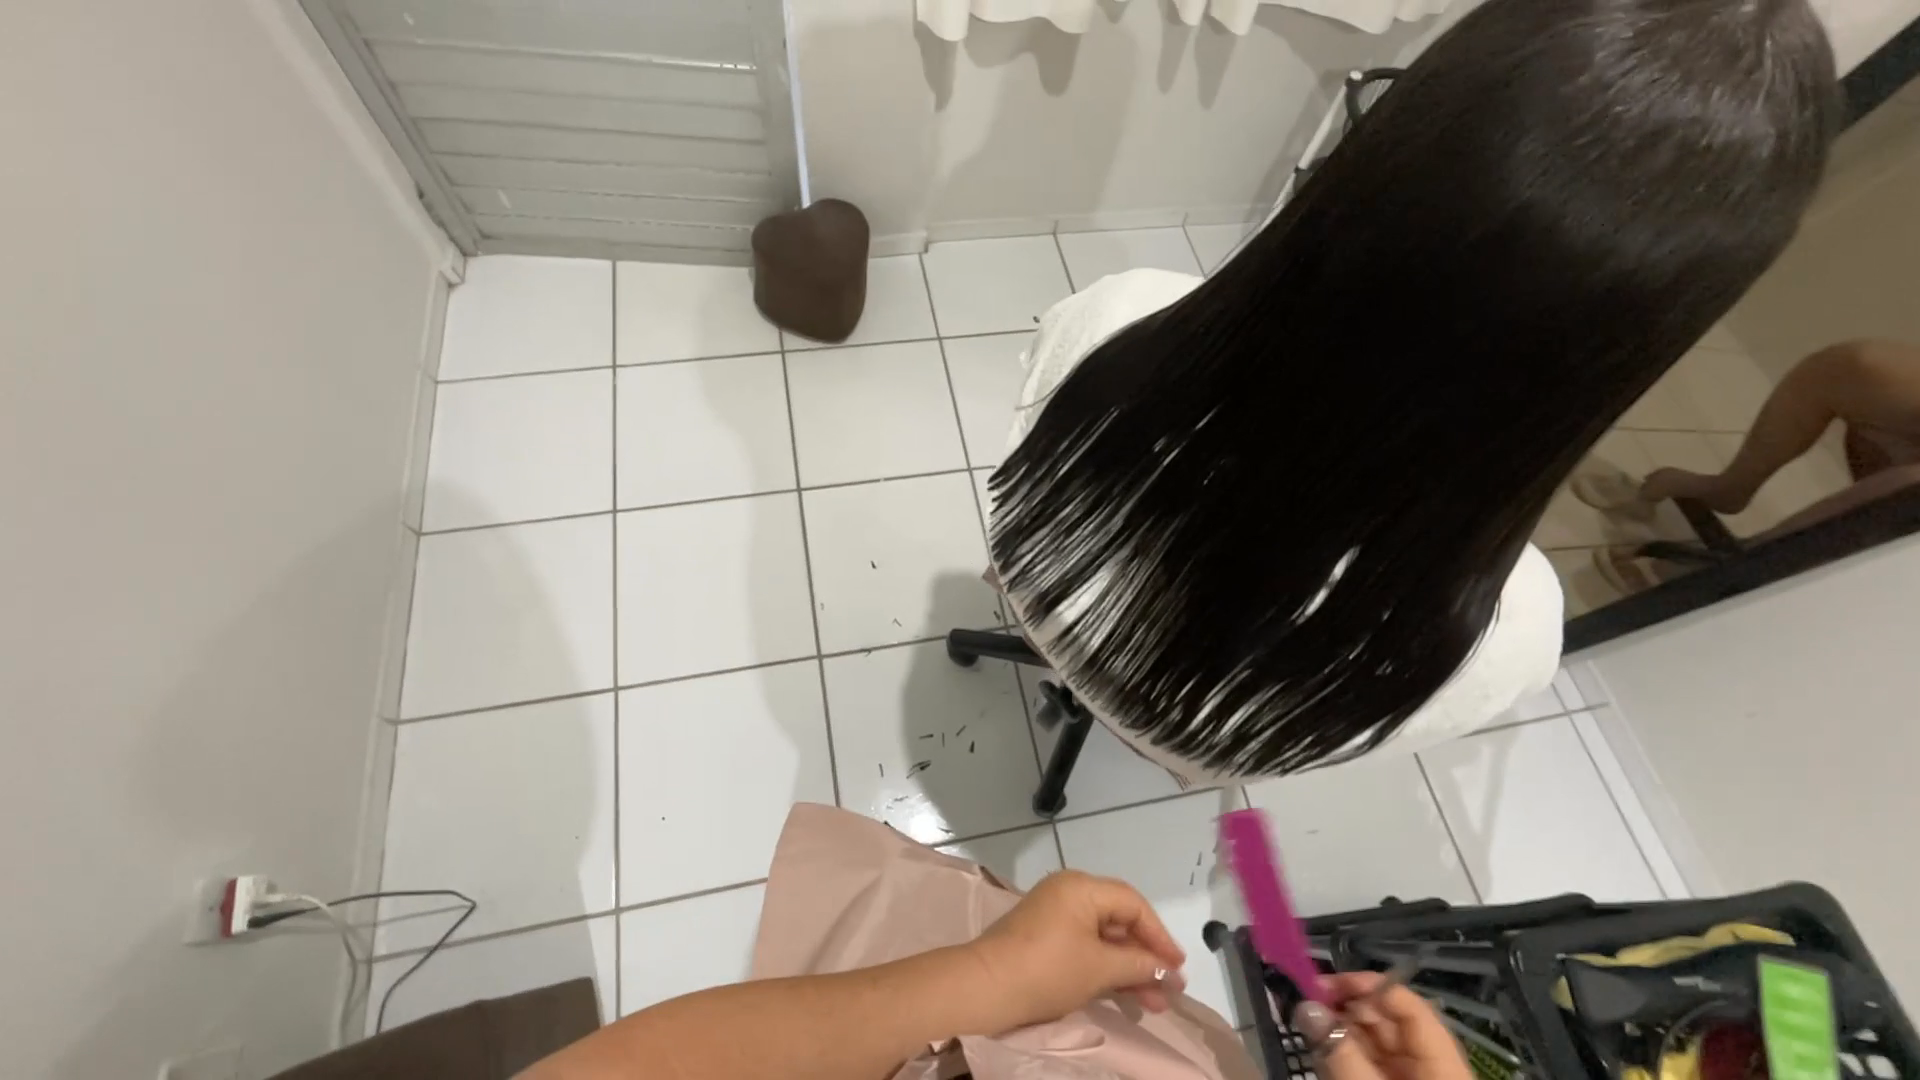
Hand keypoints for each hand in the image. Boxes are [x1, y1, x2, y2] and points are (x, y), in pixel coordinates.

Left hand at [963, 870, 1186, 1030]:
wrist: (987, 986)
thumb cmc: (1047, 970)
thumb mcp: (1099, 969)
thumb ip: (1139, 966)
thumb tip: (1170, 971)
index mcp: (1081, 886)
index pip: (1132, 903)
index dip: (1159, 935)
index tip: (1178, 967)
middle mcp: (1069, 891)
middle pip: (1119, 918)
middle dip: (1146, 955)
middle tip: (1170, 989)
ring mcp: (1055, 912)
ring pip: (1104, 936)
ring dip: (1129, 966)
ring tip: (1155, 1002)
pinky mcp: (1045, 934)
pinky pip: (1086, 944)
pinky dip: (1106, 966)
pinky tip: (1125, 992)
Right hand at [1292, 973, 1472, 1079]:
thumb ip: (1339, 1052)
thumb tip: (1305, 1004)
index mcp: (1444, 1067)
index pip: (1410, 1006)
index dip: (1369, 986)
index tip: (1324, 983)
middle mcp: (1432, 1070)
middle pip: (1389, 1023)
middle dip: (1346, 1009)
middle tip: (1305, 1004)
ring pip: (1375, 1045)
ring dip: (1340, 1032)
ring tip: (1308, 1029)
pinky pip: (1369, 1068)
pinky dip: (1344, 1056)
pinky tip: (1321, 1054)